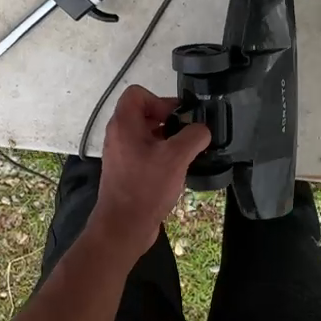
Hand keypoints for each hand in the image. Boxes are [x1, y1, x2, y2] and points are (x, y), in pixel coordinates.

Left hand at [89, 85, 209, 254]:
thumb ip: (194, 136)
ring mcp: (121, 154)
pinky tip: (176, 171)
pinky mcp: (126, 172)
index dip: (160, 99)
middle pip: (143, 113)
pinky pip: (144, 153)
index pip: (137, 93)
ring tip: (186, 154)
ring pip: (146, 135)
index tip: (177, 117)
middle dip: (168, 120)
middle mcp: (118, 135)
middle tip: (188, 135)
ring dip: (167, 139)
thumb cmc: (146, 187)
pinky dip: (161, 156)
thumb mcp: (176, 157)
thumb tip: (202, 130)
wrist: (124, 226)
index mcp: (124, 124)